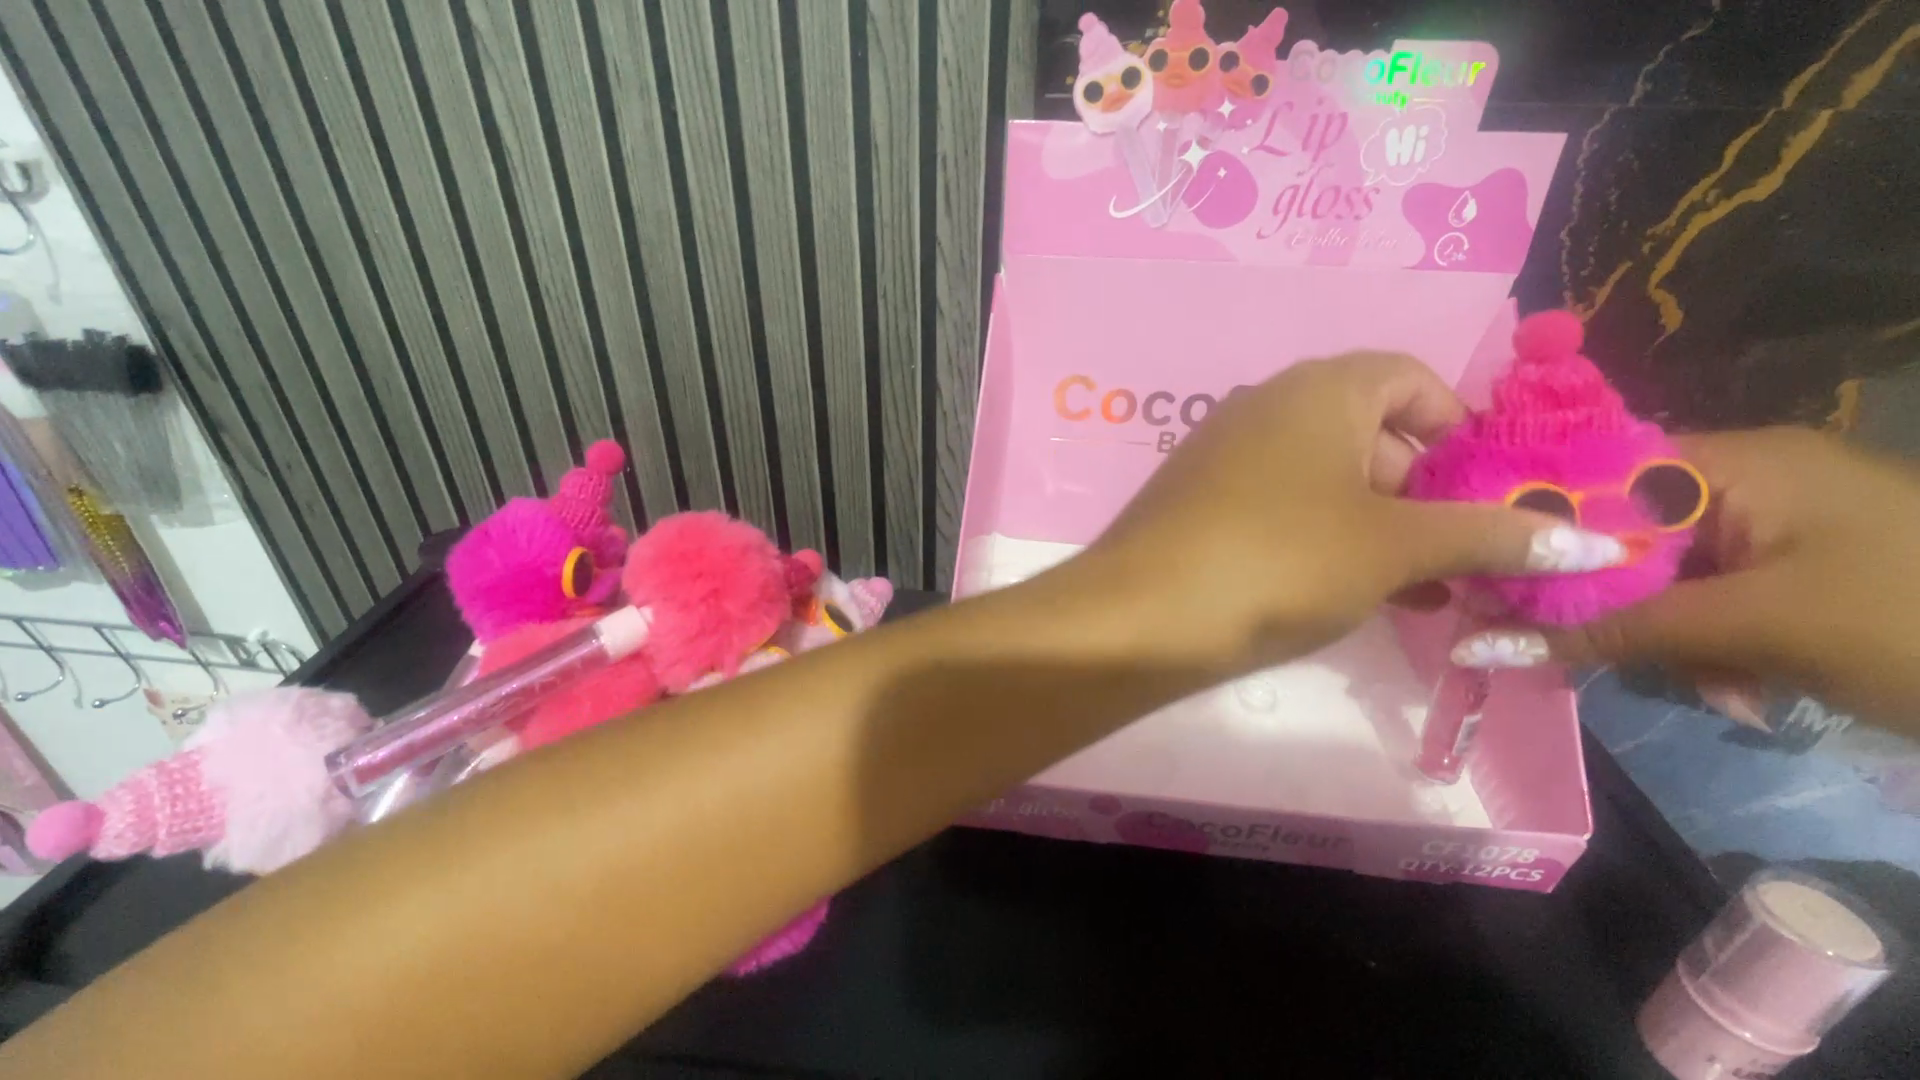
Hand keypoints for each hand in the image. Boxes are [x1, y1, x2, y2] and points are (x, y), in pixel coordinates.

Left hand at [1084, 352, 1625, 673]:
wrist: (1139, 617)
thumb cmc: (1279, 561)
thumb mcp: (1394, 547)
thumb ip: (1489, 535)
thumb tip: (1594, 544)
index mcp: (1318, 390)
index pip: (1409, 377)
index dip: (1458, 427)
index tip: (1487, 490)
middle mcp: (1268, 407)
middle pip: (1371, 431)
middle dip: (1425, 491)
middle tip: (1462, 555)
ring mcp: (1226, 456)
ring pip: (1328, 478)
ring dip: (1382, 527)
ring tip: (1425, 591)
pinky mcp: (1201, 504)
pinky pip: (1284, 508)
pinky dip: (1328, 540)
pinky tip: (1356, 596)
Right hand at [1455, 427, 1919, 725]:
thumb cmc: (1914, 625)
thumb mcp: (1751, 631)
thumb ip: (1607, 633)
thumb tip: (1478, 646)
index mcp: (1741, 461)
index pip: (1595, 475)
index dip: (1538, 527)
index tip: (1491, 581)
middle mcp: (1752, 480)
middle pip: (1625, 535)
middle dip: (1615, 603)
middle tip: (1598, 656)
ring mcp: (1783, 528)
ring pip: (1666, 578)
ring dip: (1670, 638)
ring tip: (1722, 690)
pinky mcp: (1804, 573)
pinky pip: (1715, 601)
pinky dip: (1716, 646)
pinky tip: (1748, 690)